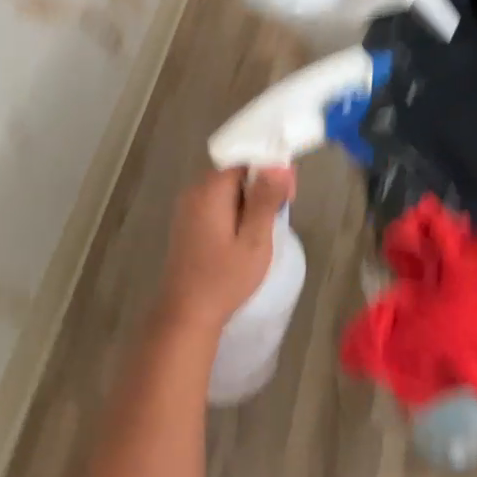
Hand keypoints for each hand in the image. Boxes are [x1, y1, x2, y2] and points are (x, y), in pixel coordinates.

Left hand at [159, 166, 296, 335]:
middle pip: (236, 174)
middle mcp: (194, 193)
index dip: (271, 171)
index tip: (289, 197)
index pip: (245, 161)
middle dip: (262, 187)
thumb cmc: (224, 279)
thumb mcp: (254, 239)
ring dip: (251, 201)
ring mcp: (188, 209)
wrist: (186, 314)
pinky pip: (218, 204)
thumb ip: (266, 199)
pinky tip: (245, 236)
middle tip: (280, 215)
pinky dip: (237, 212)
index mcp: (209, 192)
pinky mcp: (188, 224)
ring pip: (228, 190)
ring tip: (265, 229)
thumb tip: (280, 166)